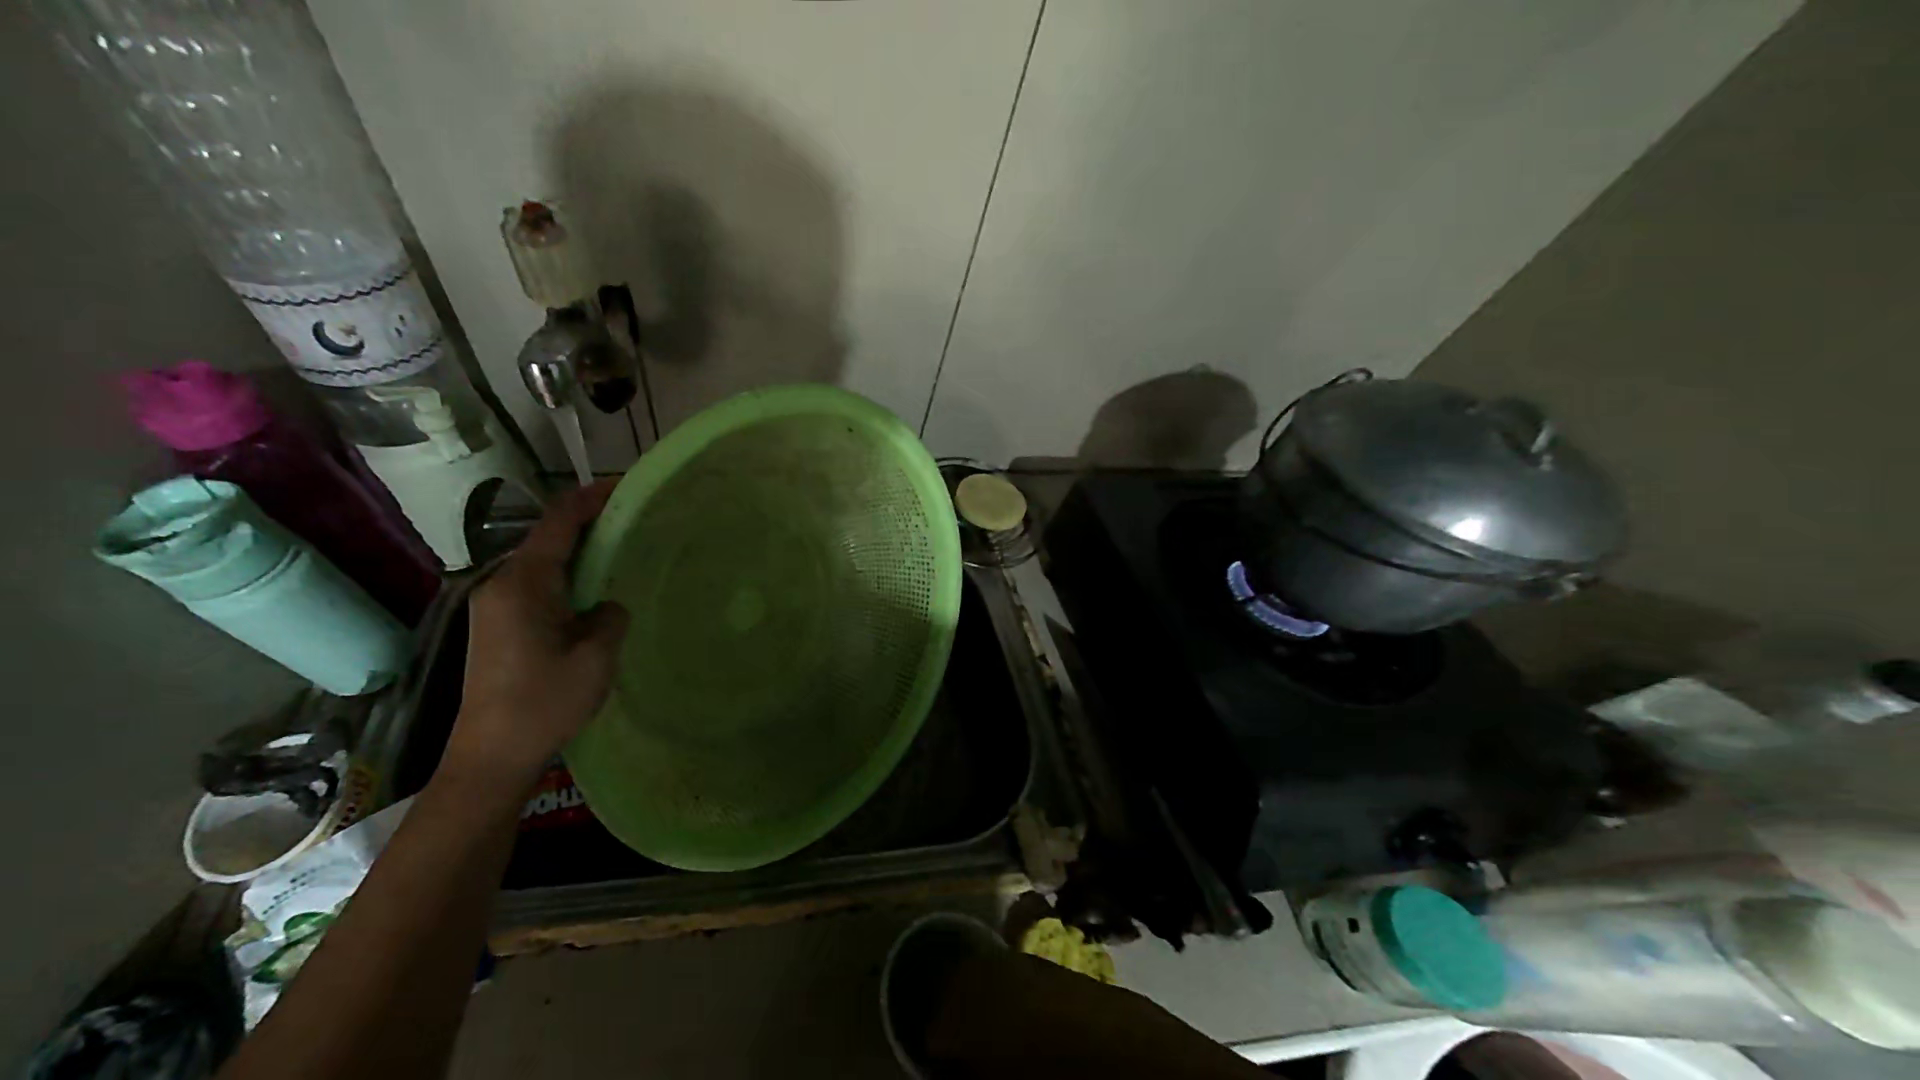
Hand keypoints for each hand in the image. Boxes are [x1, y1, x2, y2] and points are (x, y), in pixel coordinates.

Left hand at [441, 480, 629, 789]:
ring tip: (619, 553)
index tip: (625, 486)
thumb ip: (610, 616)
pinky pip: (537, 587)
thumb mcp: (596, 657)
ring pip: (543, 564)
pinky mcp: (497, 627)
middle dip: (589, 524)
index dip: (590, 497)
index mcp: (524, 584)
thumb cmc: (545, 702)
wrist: (490, 755)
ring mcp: (494, 607)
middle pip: (548, 538)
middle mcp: (501, 586)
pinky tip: (593, 593)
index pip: (558, 522)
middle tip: (632, 521)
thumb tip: (607, 606)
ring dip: (579, 554)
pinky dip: (567, 578)